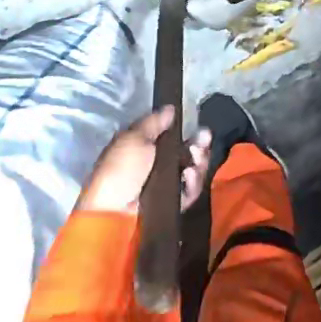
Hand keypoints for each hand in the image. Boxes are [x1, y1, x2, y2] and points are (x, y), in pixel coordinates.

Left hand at [77, 106, 211, 215]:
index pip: (172, 137)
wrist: (115, 213)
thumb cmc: (120, 171)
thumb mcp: (133, 139)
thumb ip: (154, 123)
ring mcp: (167, 185)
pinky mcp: (174, 203)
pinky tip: (189, 176)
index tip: (197, 124)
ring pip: (194, 169)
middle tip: (205, 138)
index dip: (186, 130)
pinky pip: (191, 190)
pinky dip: (193, 182)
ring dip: (199, 161)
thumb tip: (170, 108)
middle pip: (187, 152)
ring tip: (197, 158)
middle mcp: (157, 166)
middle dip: (199, 144)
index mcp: (144, 149)